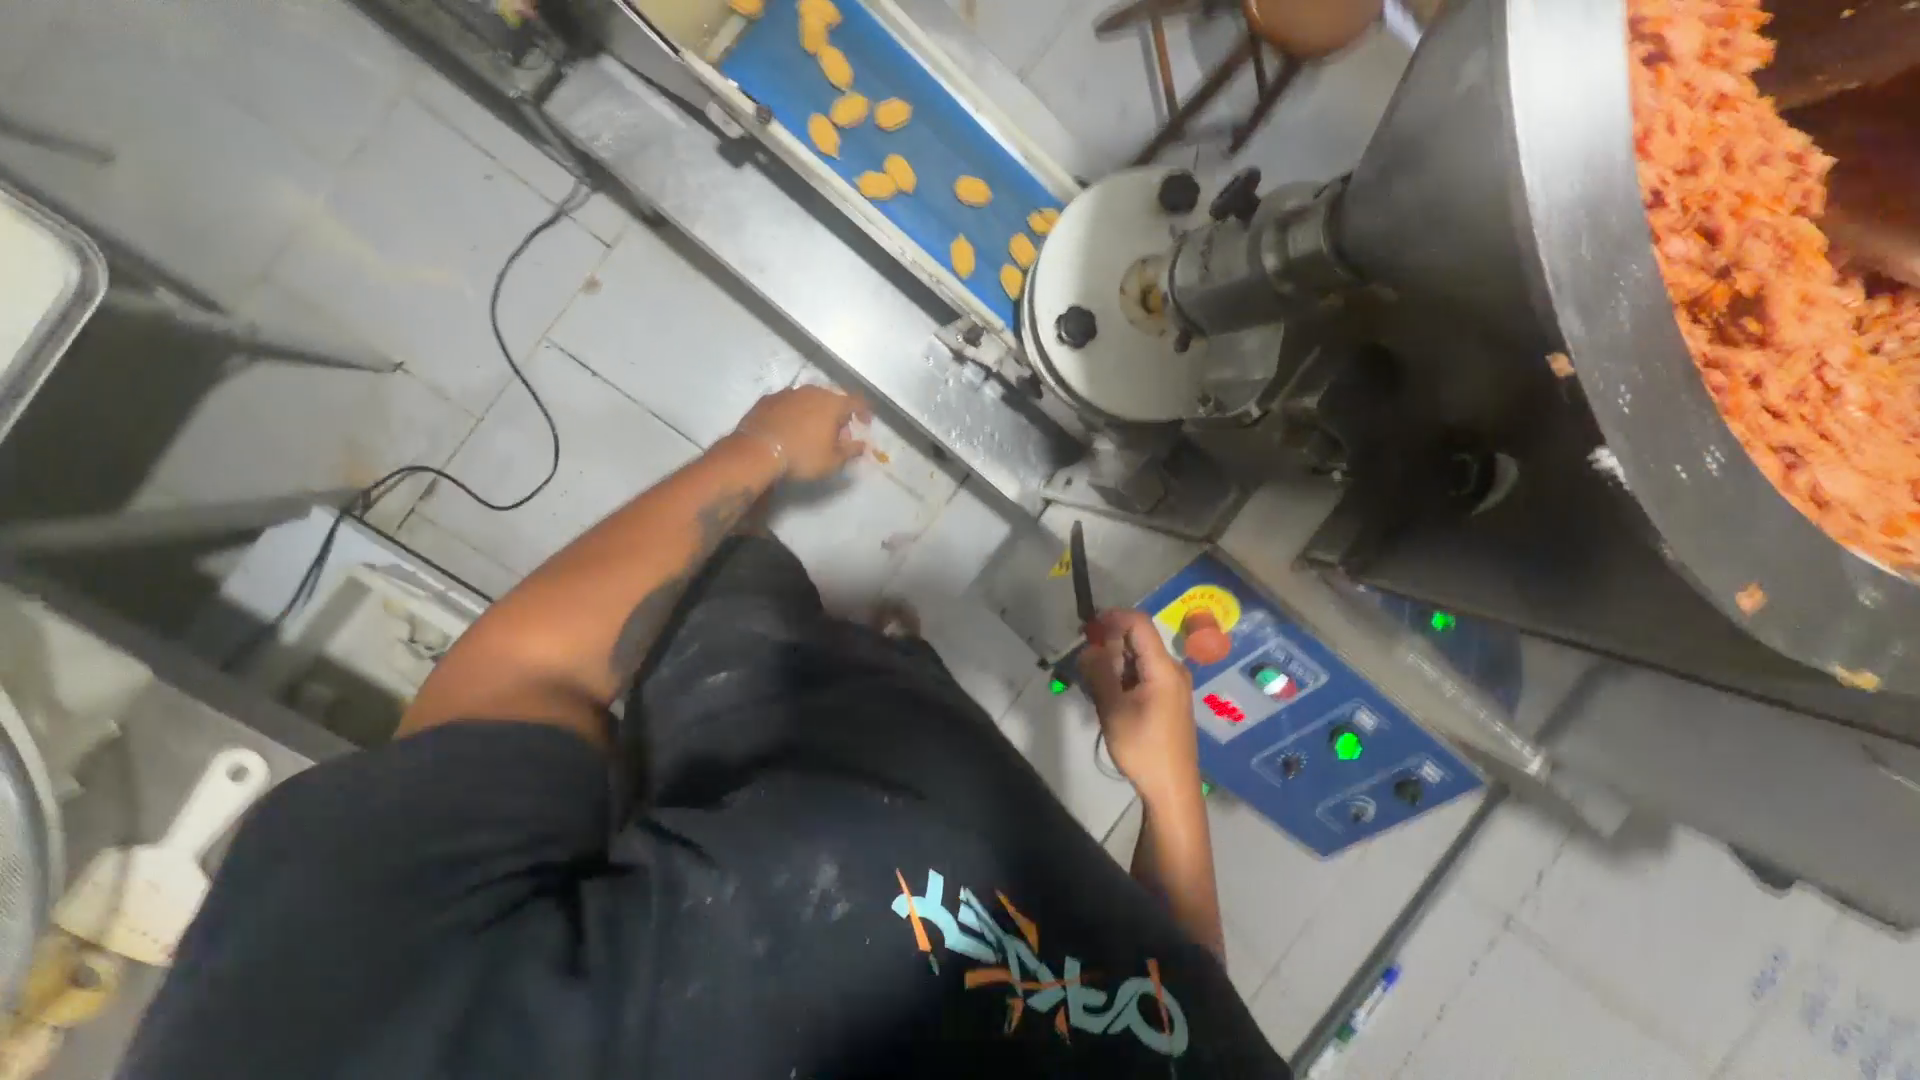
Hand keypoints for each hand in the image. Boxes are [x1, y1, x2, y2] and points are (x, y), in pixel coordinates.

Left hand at [733, 385, 870, 482]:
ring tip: (812, 432)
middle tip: (837, 435)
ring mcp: (788, 393)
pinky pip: (789, 404)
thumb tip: (862, 445)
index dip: (865, 411)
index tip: (866, 422)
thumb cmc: (801, 456)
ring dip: (815, 413)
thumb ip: (851, 451)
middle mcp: (812, 392)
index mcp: (832, 403)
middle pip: (832, 399)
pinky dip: (794, 413)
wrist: (756, 451)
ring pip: (809, 399)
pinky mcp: (768, 399)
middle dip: (838, 415)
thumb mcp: (832, 461)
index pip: (856, 401)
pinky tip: (790, 428)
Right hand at [1079, 609, 1198, 804]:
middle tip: (1083, 666)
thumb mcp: (1113, 710)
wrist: (1172, 789)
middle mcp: (1172, 670)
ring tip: (1093, 688)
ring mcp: (1172, 685)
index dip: (1112, 617)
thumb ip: (1099, 673)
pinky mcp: (1168, 699)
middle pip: (1137, 640)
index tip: (1086, 628)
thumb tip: (1087, 648)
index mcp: (1163, 668)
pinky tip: (1108, 698)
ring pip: (1137, 659)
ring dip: (1113, 664)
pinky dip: (1123, 678)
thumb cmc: (1144, 749)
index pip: (1139, 623)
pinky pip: (1143, 675)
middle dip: (1108, 644)